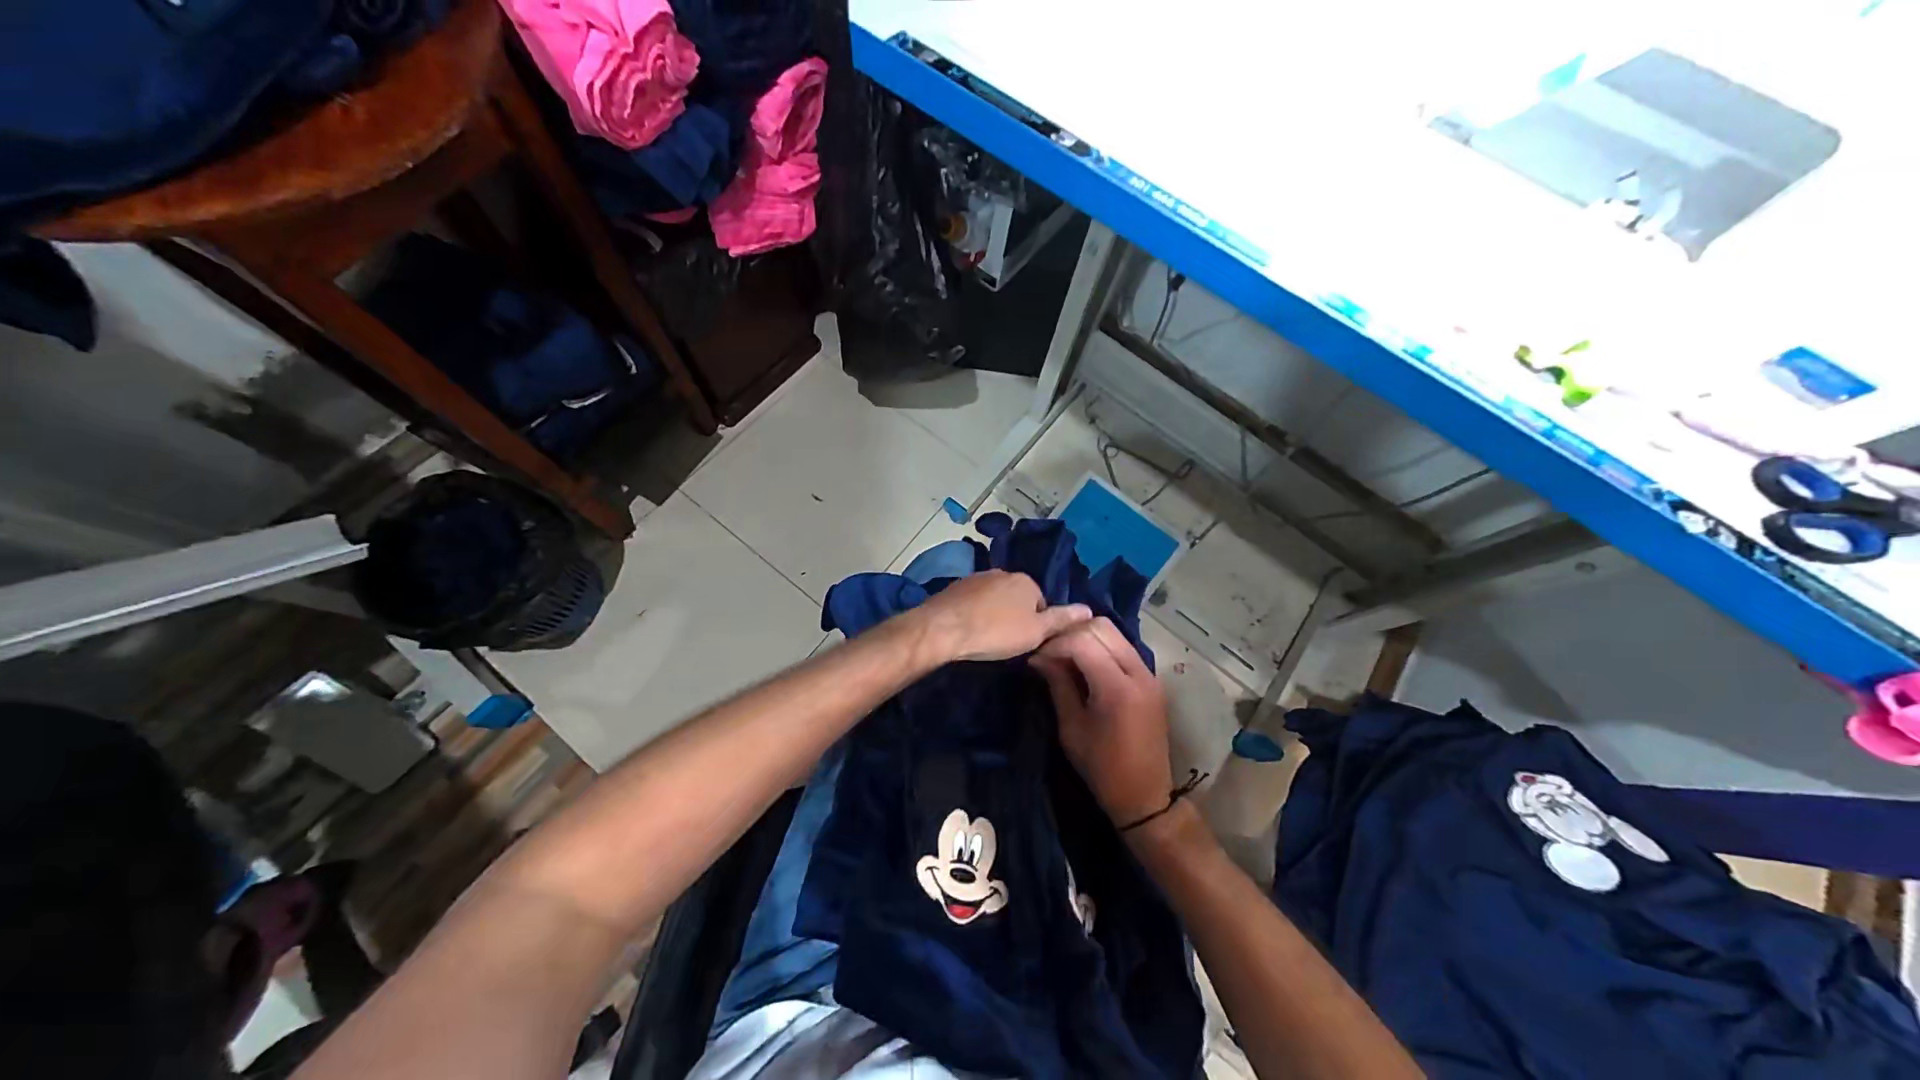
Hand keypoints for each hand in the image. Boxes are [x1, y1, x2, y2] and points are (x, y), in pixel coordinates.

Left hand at [904, 570, 1092, 663]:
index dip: (1038, 626)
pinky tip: (969, 631)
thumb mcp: (1035, 632)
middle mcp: (1003, 573)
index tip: (1027, 644)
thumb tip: (1089, 610)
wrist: (943, 628)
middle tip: (1006, 643)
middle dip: (1015, 618)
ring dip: (993, 615)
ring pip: (994, 600)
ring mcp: (976, 578)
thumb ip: (1061, 620)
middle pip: (1018, 599)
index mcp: (1026, 581)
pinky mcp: (954, 588)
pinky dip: (974, 614)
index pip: (1042, 604)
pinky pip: (974, 602)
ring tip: (986, 639)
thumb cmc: (995, 632)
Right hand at [1030, 618, 1172, 825]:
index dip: (1055, 644)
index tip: (1036, 658)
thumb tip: (1038, 656)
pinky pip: (1122, 647)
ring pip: (1114, 633)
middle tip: (1049, 652)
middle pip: (1101, 626)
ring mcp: (1149, 674)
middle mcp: (1139, 672)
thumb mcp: (1071, 728)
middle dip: (1070, 633)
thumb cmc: (1102, 768)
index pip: (1082, 641)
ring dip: (1086, 637)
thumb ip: (1058, 685)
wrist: (1144, 795)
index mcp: (1117, 687)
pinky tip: (1083, 666)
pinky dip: (1100, 647)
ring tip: (1063, 657)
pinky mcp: (1151, 679)